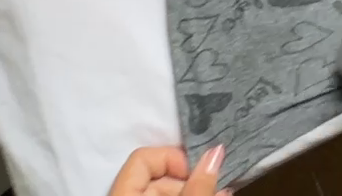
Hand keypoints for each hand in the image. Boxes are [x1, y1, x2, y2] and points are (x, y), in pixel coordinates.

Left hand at [107, 146, 227, 195]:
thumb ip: (198, 185)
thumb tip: (218, 150)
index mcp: (122, 194)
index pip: (143, 157)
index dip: (173, 159)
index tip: (197, 171)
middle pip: (157, 176)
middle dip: (190, 179)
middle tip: (217, 188)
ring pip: (164, 192)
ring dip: (194, 190)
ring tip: (219, 193)